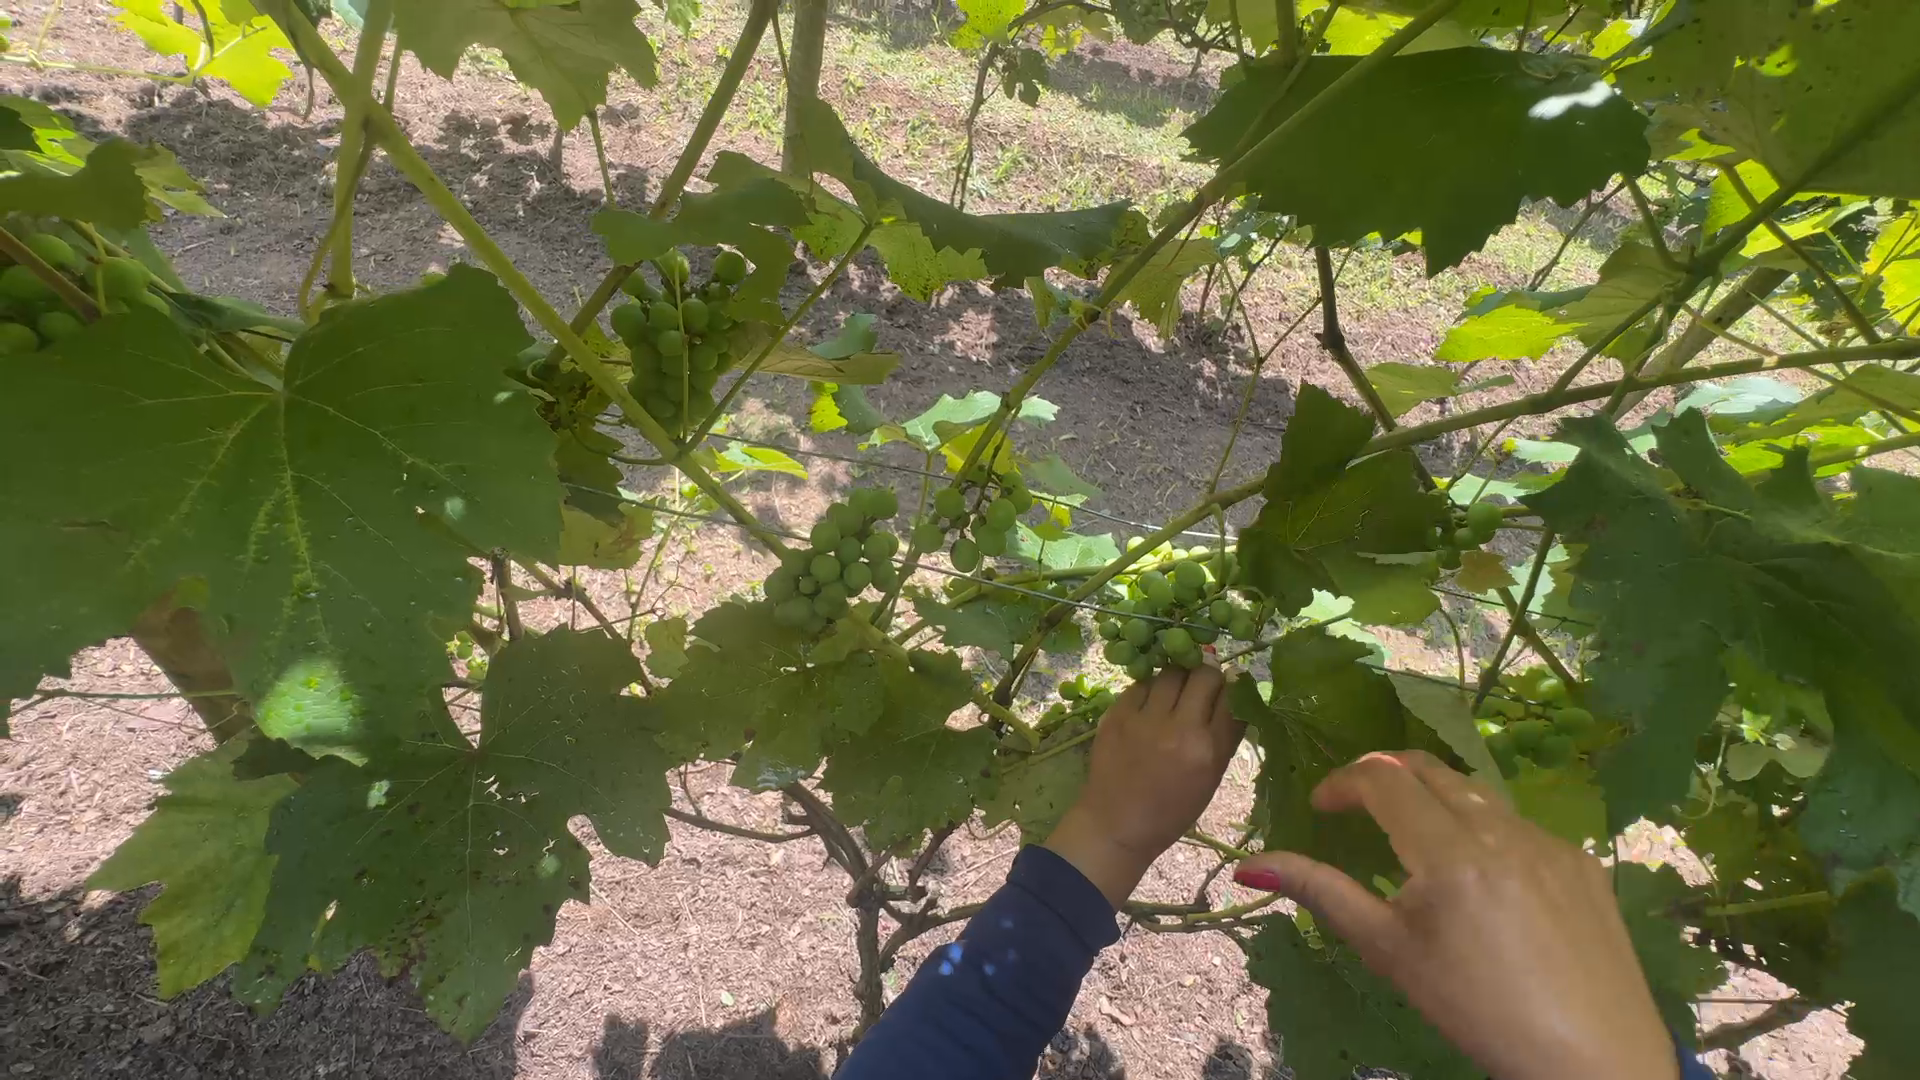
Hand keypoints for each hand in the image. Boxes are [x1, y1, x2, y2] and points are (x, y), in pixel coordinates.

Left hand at [1045, 665, 1243, 908]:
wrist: (1117, 823)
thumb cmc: (1170, 809)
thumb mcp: (1211, 778)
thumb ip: (1225, 737)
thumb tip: (1238, 695)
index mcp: (1208, 751)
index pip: (1231, 698)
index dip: (1233, 686)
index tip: (1230, 685)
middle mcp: (1179, 729)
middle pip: (1203, 675)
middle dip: (1207, 675)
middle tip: (1202, 683)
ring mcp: (1144, 719)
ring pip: (1171, 672)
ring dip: (1178, 677)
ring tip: (1176, 691)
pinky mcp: (1117, 713)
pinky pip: (1141, 684)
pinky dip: (1150, 688)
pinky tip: (1150, 702)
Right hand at [1233, 751, 1676, 1079]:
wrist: (1596, 1069)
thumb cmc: (1473, 1006)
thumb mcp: (1386, 948)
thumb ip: (1318, 891)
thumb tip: (1246, 865)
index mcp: (1448, 852)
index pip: (1380, 778)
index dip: (1341, 782)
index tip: (1322, 807)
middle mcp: (1500, 831)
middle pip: (1425, 766)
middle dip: (1381, 773)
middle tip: (1357, 802)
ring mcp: (1549, 843)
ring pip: (1472, 788)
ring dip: (1429, 793)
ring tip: (1413, 830)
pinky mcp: (1584, 863)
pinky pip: (1517, 821)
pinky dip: (1479, 825)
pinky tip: (1479, 872)